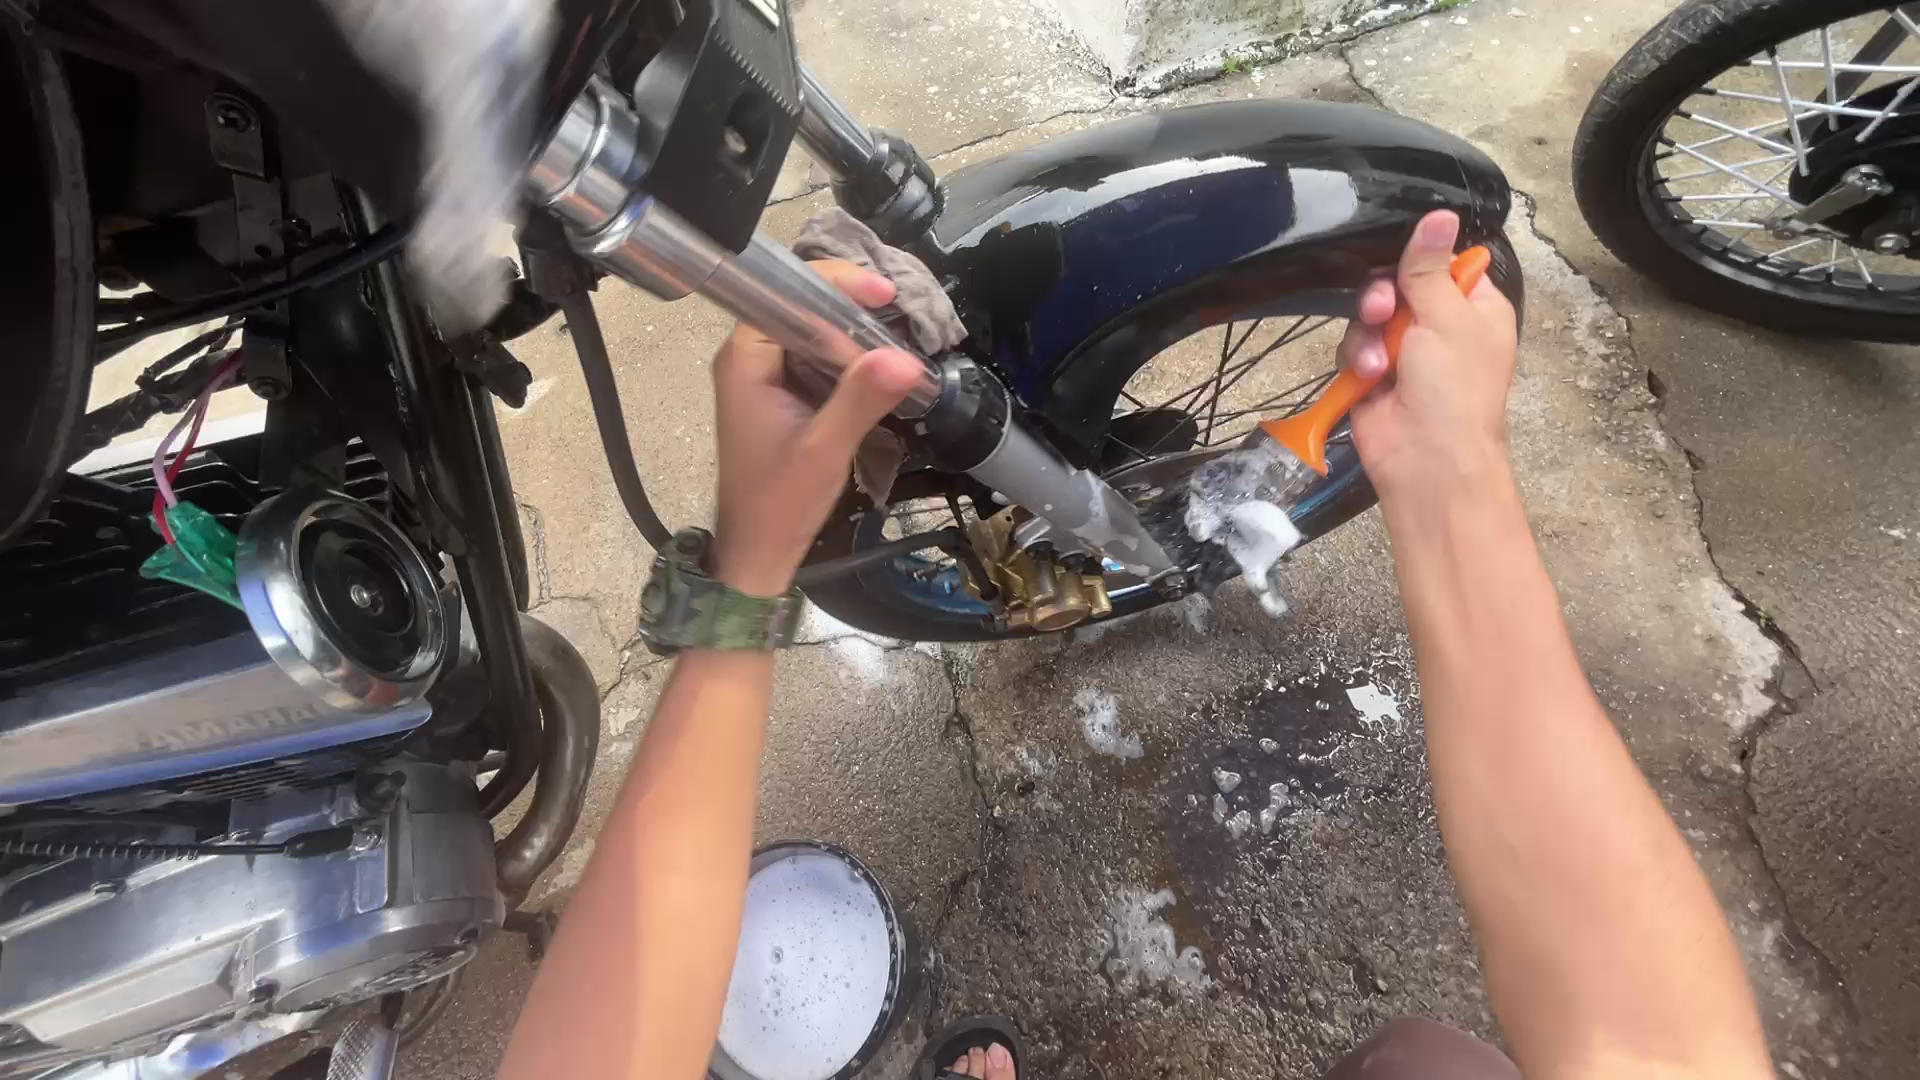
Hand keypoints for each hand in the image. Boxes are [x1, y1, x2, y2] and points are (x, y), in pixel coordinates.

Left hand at [709, 259, 925, 595]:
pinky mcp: (779, 397)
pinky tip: (879, 364)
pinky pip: (813, 361)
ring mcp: (763, 378)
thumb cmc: (780, 502)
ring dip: (852, 333)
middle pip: (798, 308)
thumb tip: (905, 358)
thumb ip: (860, 399)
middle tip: (900, 313)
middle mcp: (749, 359)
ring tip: (898, 333)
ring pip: (810, 334)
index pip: (785, 295)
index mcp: (745, 360)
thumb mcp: (825, 450)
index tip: (884, 294)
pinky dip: (846, 359)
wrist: (759, 550)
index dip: (835, 284)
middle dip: (850, 306)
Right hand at [1338, 210, 1519, 510]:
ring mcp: (1403, 353)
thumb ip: (1429, 269)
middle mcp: (1438, 327)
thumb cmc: (1452, 390)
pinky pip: (1352, 348)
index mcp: (1473, 308)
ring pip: (1368, 318)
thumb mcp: (1446, 319)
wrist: (1424, 458)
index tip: (1404, 266)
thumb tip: (1439, 213)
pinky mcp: (1370, 376)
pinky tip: (1366, 376)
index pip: (1443, 265)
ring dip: (1367, 336)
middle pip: (1397, 288)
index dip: (1419, 263)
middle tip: (1380, 311)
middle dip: (1383, 301)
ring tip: (1376, 361)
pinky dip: (1355, 360)